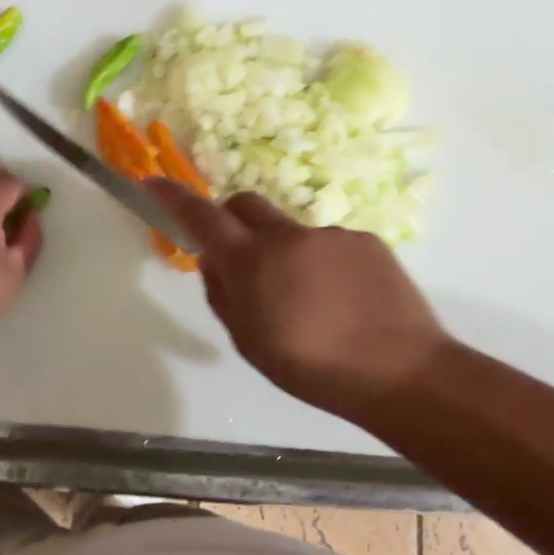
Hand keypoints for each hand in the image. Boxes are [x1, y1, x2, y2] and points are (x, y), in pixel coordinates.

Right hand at [147, 177, 452, 414]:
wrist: (402, 373)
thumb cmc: (311, 368)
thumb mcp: (247, 341)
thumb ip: (222, 294)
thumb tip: (212, 260)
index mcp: (251, 261)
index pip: (202, 216)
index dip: (173, 197)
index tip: (152, 181)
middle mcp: (288, 236)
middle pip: (245, 205)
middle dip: (230, 219)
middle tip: (235, 256)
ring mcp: (331, 235)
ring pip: (289, 232)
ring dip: (283, 253)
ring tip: (306, 303)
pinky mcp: (367, 243)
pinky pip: (328, 245)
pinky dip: (321, 265)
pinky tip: (339, 302)